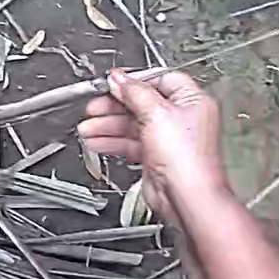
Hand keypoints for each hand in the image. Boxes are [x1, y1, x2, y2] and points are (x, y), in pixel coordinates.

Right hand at [76, 69, 229, 223]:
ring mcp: (167, 138)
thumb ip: (135, 93)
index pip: (159, 80)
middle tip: (94, 107)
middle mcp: (180, 119)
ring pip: (131, 125)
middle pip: (140, 103)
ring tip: (87, 127)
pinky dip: (111, 142)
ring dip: (106, 125)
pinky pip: (128, 143)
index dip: (133, 81)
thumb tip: (119, 79)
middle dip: (113, 106)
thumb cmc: (188, 161)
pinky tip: (96, 141)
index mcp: (191, 101)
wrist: (186, 199)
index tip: (112, 83)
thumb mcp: (158, 114)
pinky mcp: (154, 156)